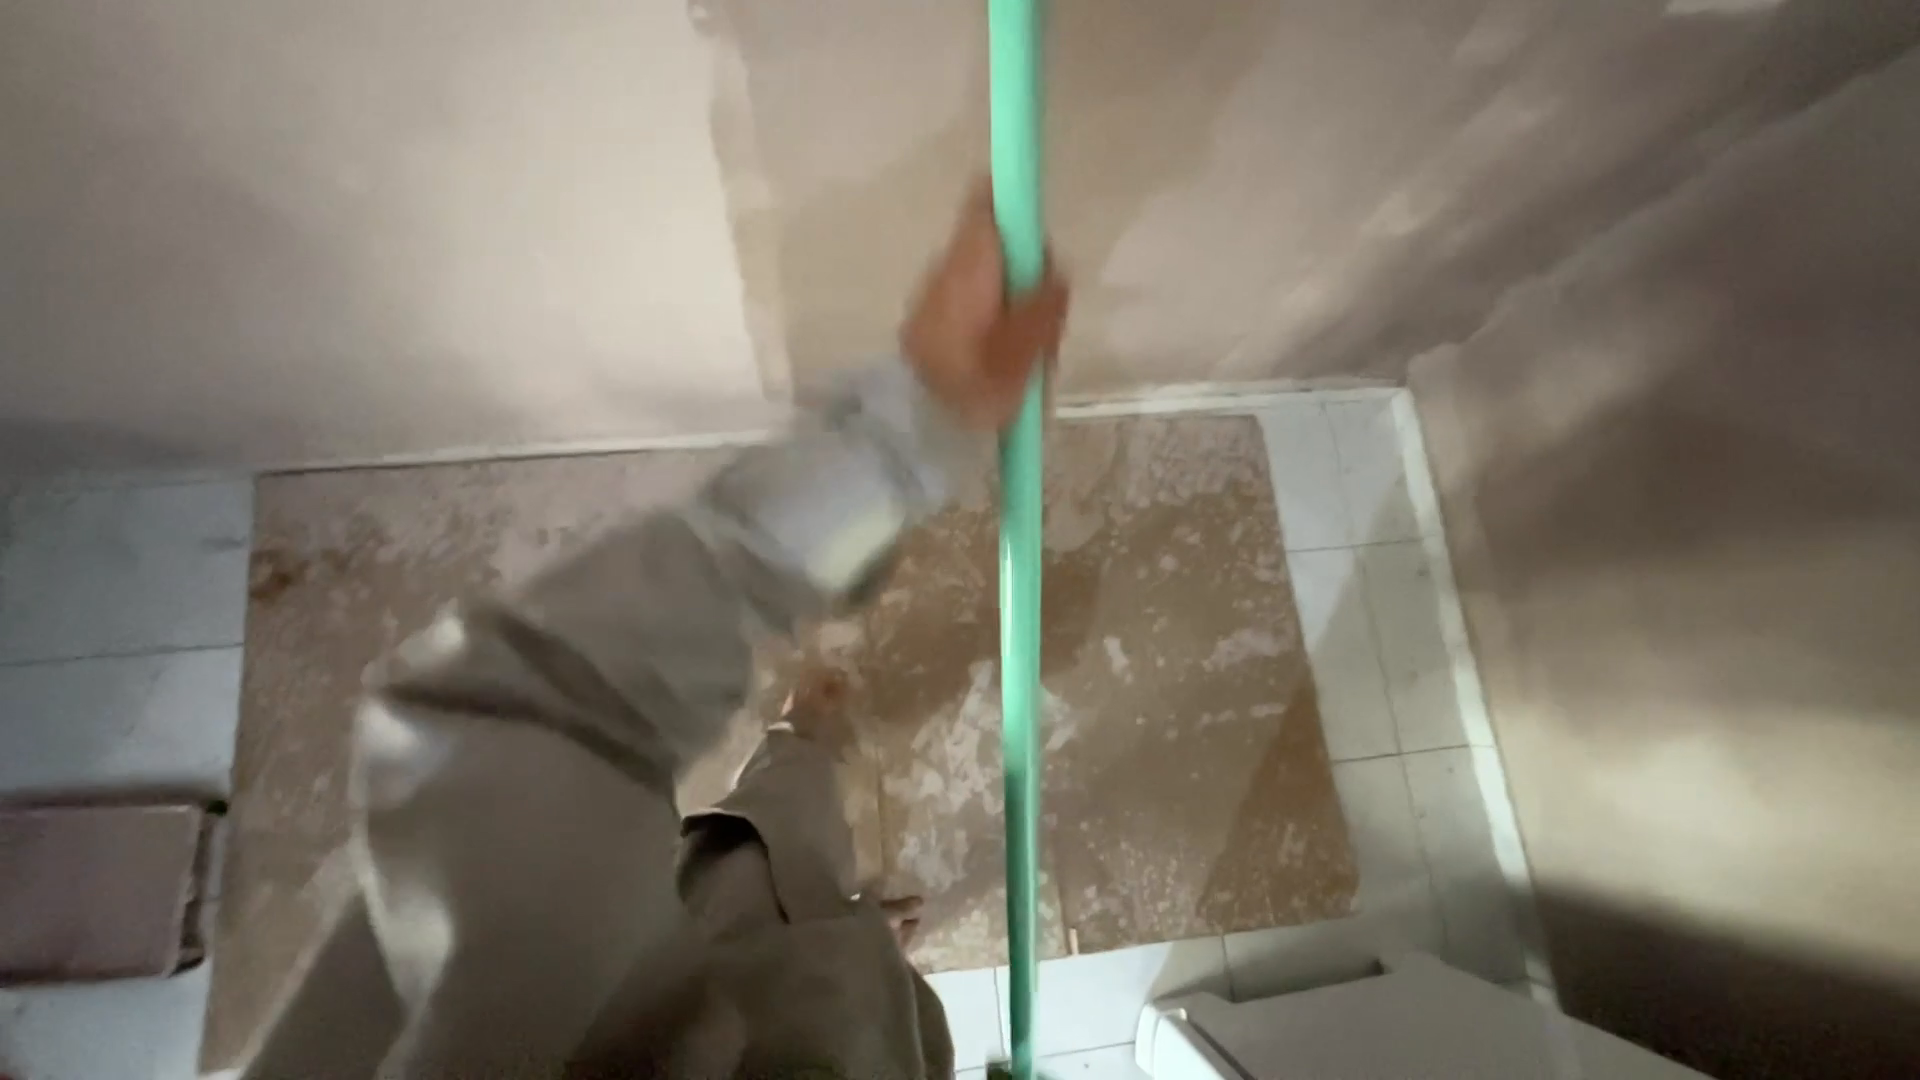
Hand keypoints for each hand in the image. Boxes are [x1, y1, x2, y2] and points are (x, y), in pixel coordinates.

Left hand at [901, 181, 1069, 429]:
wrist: (910, 427)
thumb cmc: (971, 388)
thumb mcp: (1023, 354)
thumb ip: (1044, 306)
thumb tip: (1057, 271)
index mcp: (970, 265)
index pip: (987, 202)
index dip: (1016, 206)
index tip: (1039, 243)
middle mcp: (946, 270)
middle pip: (995, 248)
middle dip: (1026, 278)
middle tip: (1043, 327)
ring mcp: (933, 298)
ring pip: (986, 284)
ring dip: (1011, 312)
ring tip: (1023, 361)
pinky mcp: (928, 326)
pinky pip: (970, 312)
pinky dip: (990, 330)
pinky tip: (998, 370)